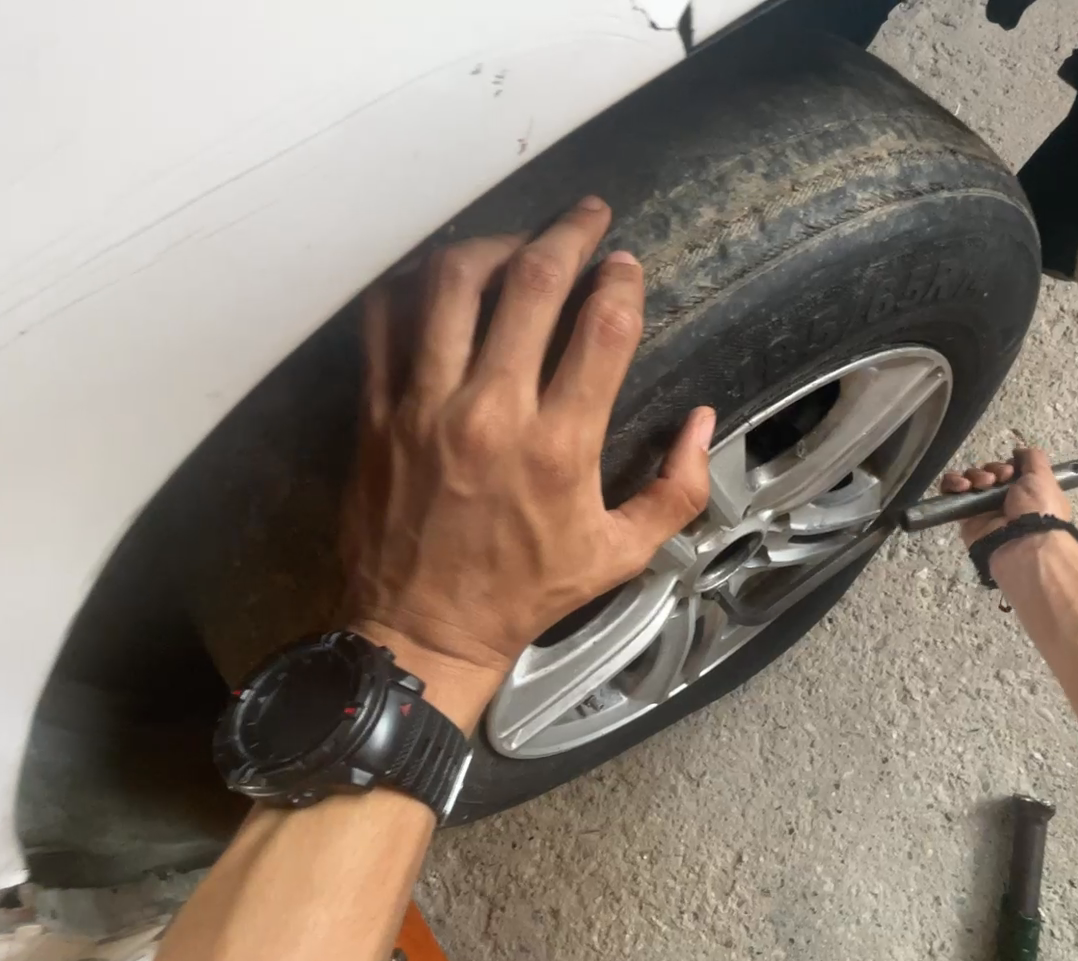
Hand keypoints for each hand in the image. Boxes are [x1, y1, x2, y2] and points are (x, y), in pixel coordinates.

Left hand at [340, 196, 713, 689]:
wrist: (420, 628)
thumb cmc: (528, 594)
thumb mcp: (622, 555)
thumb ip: (676, 489)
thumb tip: (701, 422)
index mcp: (560, 447)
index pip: (601, 330)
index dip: (621, 282)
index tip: (627, 265)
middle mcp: (491, 412)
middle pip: (530, 285)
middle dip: (568, 235)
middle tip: (589, 215)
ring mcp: (424, 405)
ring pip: (452, 284)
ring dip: (494, 245)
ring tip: (520, 241)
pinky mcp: (376, 411)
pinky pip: (386, 319)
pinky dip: (414, 283)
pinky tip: (442, 278)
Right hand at [936, 446, 1073, 545]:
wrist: (1021, 541)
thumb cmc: (1037, 508)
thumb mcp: (1043, 476)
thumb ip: (1032, 458)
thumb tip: (1018, 452)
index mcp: (1026, 491)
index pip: (1008, 470)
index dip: (1006, 466)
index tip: (1009, 472)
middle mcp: (1005, 500)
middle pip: (988, 474)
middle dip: (990, 471)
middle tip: (995, 481)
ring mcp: (984, 509)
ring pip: (969, 481)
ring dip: (972, 476)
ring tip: (979, 485)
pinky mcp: (965, 518)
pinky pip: (952, 495)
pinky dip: (952, 485)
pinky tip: (960, 487)